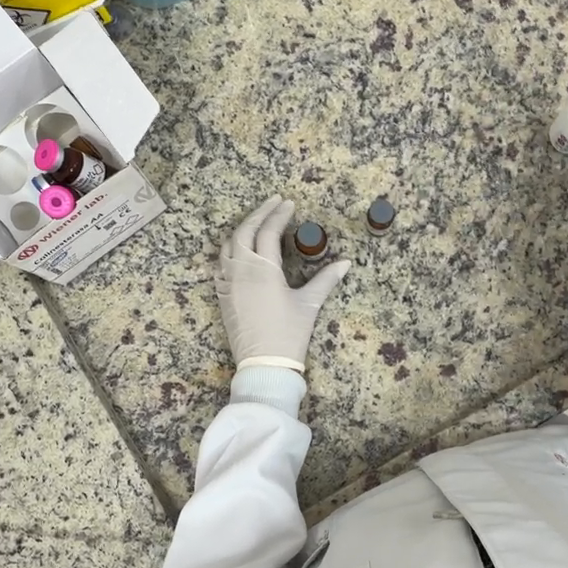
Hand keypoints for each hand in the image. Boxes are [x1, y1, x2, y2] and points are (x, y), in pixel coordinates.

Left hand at [216, 197, 350, 371]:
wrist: (264, 364)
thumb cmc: (289, 334)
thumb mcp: (309, 304)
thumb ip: (326, 280)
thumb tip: (346, 263)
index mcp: (263, 269)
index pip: (269, 231)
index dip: (279, 215)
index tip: (289, 204)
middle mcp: (241, 270)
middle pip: (245, 231)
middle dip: (259, 214)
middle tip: (273, 203)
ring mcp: (228, 283)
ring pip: (229, 246)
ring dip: (242, 230)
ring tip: (257, 224)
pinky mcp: (223, 296)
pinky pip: (221, 266)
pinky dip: (231, 252)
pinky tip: (240, 253)